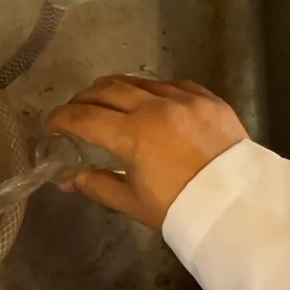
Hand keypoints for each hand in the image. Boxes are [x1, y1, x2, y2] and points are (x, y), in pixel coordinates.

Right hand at [45, 76, 246, 228]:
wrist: (238, 204)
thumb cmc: (179, 207)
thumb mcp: (132, 202)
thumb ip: (96, 185)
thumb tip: (66, 179)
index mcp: (132, 134)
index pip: (84, 118)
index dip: (61, 119)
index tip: (50, 125)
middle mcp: (155, 107)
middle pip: (107, 91)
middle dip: (83, 99)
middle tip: (73, 111)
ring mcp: (183, 98)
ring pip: (137, 81)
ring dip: (113, 89)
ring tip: (103, 99)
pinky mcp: (207, 98)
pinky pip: (169, 84)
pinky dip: (149, 90)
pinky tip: (146, 100)